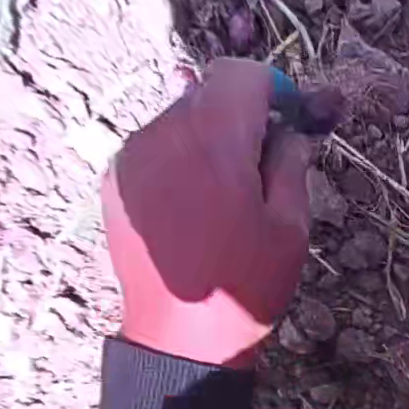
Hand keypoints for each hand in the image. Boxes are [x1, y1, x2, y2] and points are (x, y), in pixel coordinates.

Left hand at [103, 59, 311, 368]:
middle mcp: (163, 133)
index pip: (242, 74)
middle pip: (209, 92)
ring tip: (232, 194)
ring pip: (182, 118)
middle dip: (245, 115)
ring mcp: (132, 155)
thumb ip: (291, 167)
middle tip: (268, 163)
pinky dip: (185, 158)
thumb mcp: (291, 229)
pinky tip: (200, 205)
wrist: (182, 334)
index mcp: (214, 141)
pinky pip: (158, 147)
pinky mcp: (116, 179)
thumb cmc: (248, 282)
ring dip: (214, 138)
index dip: (274, 89)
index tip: (292, 120)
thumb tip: (291, 133)